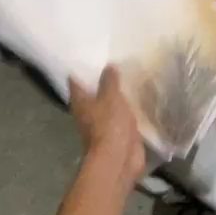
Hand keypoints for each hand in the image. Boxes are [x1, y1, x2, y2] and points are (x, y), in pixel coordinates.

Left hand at [69, 66, 147, 189]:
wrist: (119, 160)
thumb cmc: (109, 126)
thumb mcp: (110, 97)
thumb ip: (110, 81)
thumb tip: (108, 66)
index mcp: (80, 101)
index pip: (76, 80)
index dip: (81, 67)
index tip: (92, 54)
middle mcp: (88, 111)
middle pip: (93, 91)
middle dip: (103, 79)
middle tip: (117, 61)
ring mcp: (103, 123)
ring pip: (109, 103)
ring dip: (118, 93)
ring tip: (130, 74)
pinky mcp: (119, 132)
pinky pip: (123, 115)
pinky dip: (129, 107)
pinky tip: (140, 95)